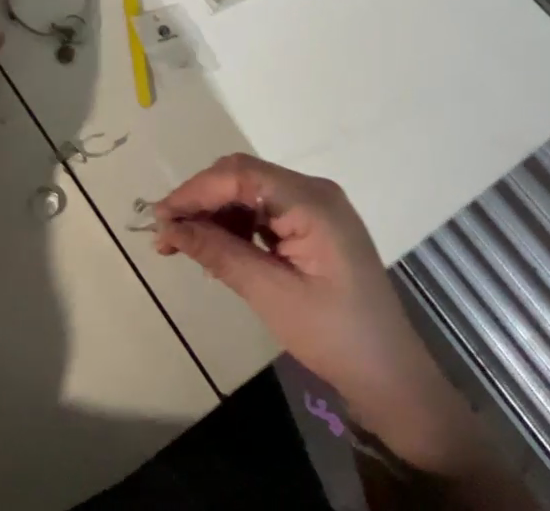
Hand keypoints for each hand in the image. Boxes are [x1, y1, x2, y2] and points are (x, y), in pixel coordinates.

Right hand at [153, 155, 465, 455]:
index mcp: (312, 202)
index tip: (159, 219)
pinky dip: (233, 226)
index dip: (194, 191)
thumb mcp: (271, 294)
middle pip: (241, 177)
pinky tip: (214, 249)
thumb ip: (218, 253)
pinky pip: (262, 211)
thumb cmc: (335, 335)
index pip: (239, 175)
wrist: (390, 374)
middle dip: (199, 201)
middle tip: (165, 235)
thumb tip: (168, 228)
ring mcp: (315, 208)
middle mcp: (313, 192)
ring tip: (182, 246)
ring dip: (213, 214)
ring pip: (247, 193)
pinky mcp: (312, 226)